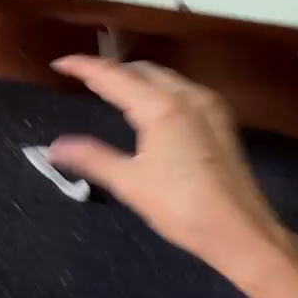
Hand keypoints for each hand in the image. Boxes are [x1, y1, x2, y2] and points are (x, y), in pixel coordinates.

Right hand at [49, 56, 297, 279]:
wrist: (244, 234)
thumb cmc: (183, 208)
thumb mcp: (130, 184)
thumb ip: (91, 158)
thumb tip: (53, 148)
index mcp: (160, 107)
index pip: (112, 75)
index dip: (83, 66)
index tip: (59, 63)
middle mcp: (186, 96)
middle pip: (139, 69)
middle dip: (110, 70)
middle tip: (83, 78)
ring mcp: (208, 105)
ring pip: (163, 76)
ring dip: (134, 77)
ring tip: (112, 87)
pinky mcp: (221, 119)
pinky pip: (181, 88)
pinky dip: (157, 88)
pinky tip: (150, 105)